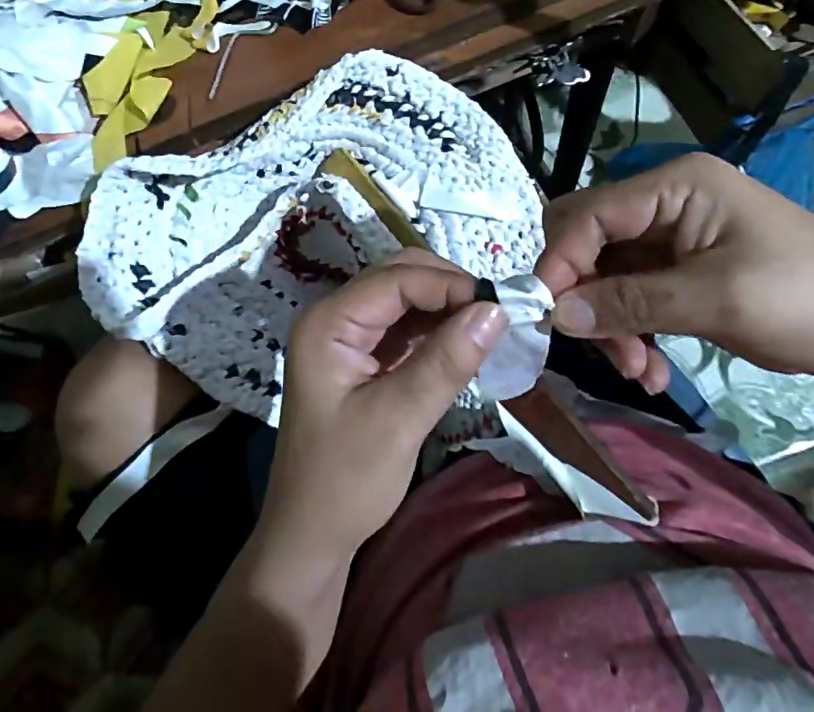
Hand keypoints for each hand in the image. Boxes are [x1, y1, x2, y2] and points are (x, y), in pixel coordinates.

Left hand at [264, 250, 505, 558]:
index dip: (449, 284)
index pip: (395, 280)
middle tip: (498, 312)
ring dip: (446, 307)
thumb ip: (446, 361)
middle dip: (448, 288)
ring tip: (491, 324)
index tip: (501, 305)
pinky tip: (466, 341)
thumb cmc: (345, 480)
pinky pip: (404, 327)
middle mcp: (333, 318)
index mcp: (327, 324)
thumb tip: (497, 310)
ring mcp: (346, 337)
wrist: (311, 534)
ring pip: (404, 299)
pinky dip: (436, 329)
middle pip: (397, 278)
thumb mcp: (399, 419)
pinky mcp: (361, 357)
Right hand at [535, 154, 813, 407]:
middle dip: (584, 295)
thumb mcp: (718, 301)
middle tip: (598, 344)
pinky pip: (632, 296)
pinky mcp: (682, 271)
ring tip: (637, 371)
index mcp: (674, 186)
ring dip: (610, 323)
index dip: (560, 261)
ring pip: (605, 275)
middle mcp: (665, 203)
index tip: (547, 316)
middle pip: (588, 241)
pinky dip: (632, 331)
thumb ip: (630, 302)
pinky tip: (650, 369)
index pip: (588, 214)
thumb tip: (554, 314)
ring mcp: (673, 237)